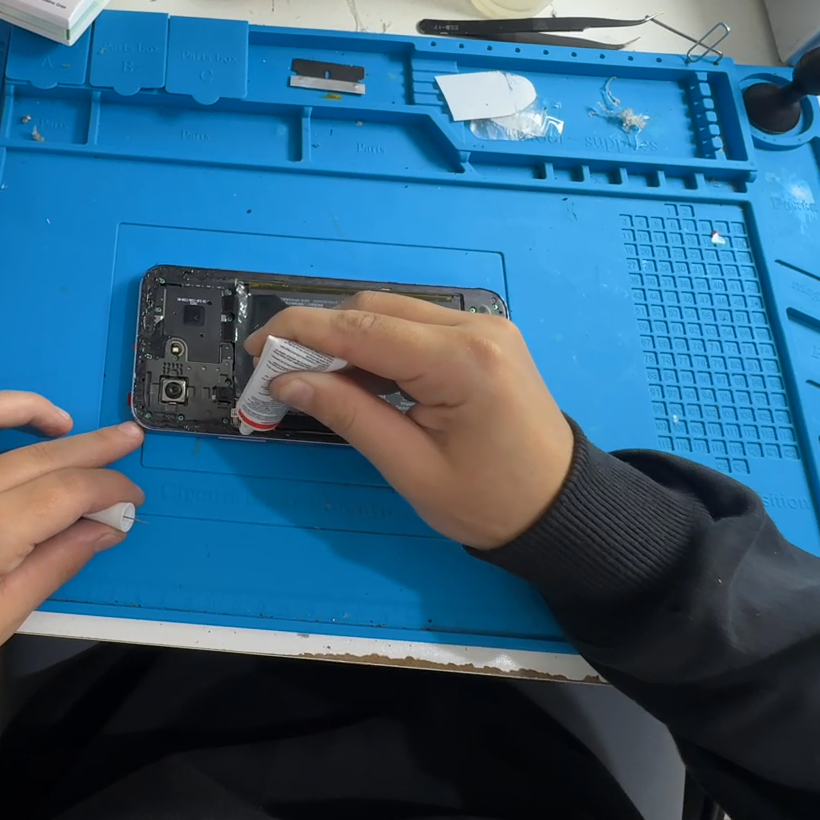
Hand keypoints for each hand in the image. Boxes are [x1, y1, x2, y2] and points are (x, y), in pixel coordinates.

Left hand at [0, 392, 142, 714]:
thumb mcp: (2, 619)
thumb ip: (58, 561)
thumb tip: (107, 526)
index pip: (67, 491)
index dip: (108, 487)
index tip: (131, 494)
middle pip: (40, 452)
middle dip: (93, 446)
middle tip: (126, 440)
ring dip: (27, 407)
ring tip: (62, 422)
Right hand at [247, 292, 571, 548]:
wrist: (563, 510)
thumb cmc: (490, 502)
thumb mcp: (409, 468)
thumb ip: (347, 414)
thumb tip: (287, 380)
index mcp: (461, 361)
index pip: (359, 329)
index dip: (298, 333)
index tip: (256, 349)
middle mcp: (473, 328)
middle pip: (371, 309)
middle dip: (317, 335)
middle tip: (280, 373)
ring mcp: (481, 327)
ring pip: (387, 311)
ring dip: (343, 338)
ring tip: (313, 378)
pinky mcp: (479, 336)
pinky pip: (409, 325)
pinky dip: (372, 344)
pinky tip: (354, 376)